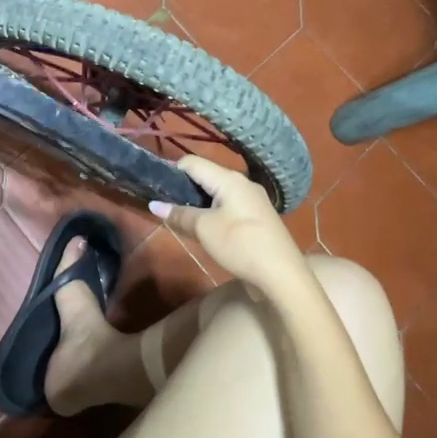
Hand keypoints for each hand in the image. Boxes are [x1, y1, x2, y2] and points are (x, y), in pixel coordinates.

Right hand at [151, 156, 303, 283]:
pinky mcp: (257, 216)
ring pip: (216, 192)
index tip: (155, 187)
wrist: (283, 275)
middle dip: (183, 188)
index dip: (171, 171)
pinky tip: (204, 228)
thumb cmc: (240, 245)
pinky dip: (212, 211)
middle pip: (205, 176)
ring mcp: (252, 199)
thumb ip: (179, 214)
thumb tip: (153, 204)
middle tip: (164, 206)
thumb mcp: (204, 229)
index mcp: (229, 179)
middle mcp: (242, 182)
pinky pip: (228, 205)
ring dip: (197, 202)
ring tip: (180, 218)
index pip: (192, 162)